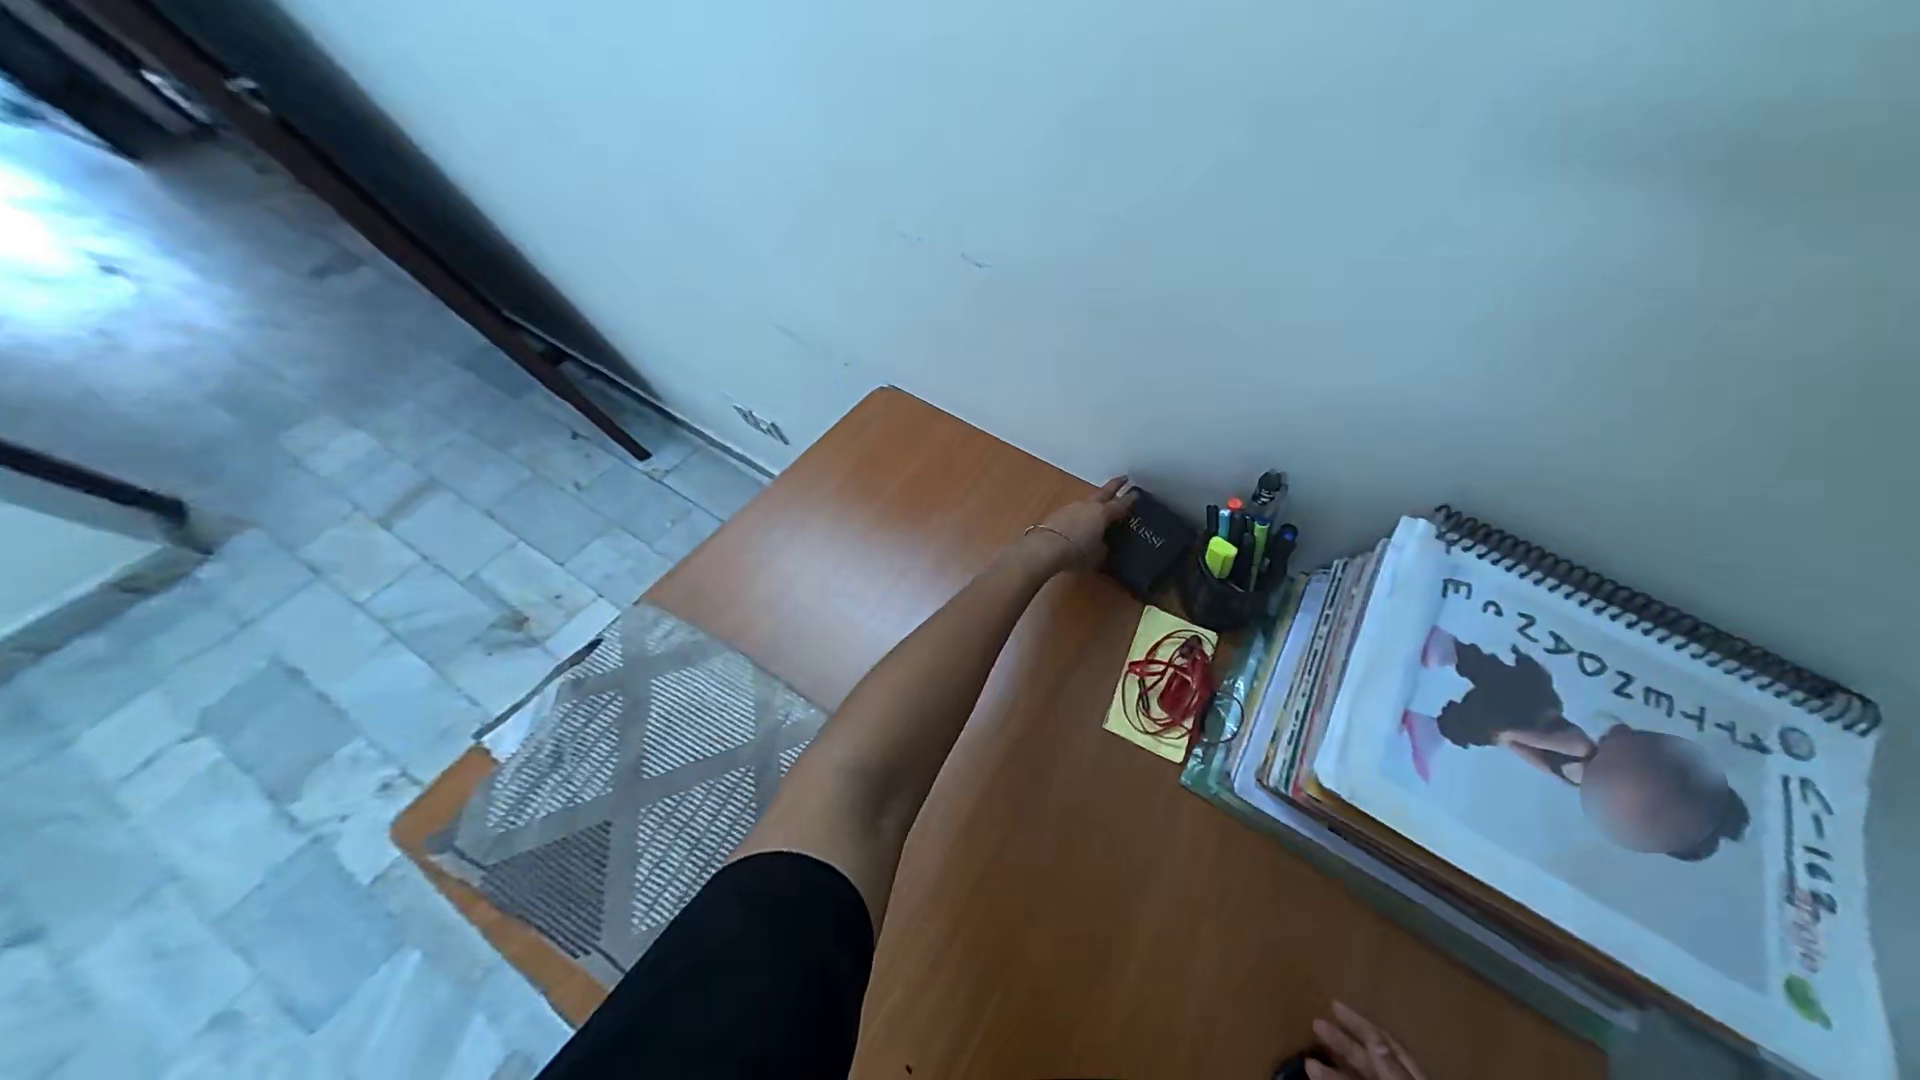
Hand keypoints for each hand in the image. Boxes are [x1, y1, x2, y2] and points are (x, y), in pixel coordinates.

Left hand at [1022, 476, 1138, 573]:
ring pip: (1087, 502)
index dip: (1130, 499)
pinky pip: (1074, 511)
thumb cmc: (1078, 552)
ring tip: (1100, 505)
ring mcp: (1071, 507)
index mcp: (1103, 513)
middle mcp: (1088, 506)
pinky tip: (1078, 521)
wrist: (1046, 548)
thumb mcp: (1097, 555)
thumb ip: (1103, 548)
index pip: (1120, 504)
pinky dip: (1079, 514)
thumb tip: (1103, 545)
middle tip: (1124, 478)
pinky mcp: (1057, 514)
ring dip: (1094, 502)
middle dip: (1115, 485)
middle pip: (1104, 492)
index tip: (1136, 493)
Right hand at [1307, 1002, 1427, 1079]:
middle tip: (1315, 1023)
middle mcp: (1395, 1077)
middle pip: (1366, 1058)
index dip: (1359, 1021)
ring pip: (1356, 1077)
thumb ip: (1394, 1068)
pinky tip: (1316, 1076)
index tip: (1332, 1003)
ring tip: (1307, 1063)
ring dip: (1331, 1070)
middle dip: (1340, 1041)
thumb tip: (1374, 1039)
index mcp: (1410, 1070)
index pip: (1383, 1040)